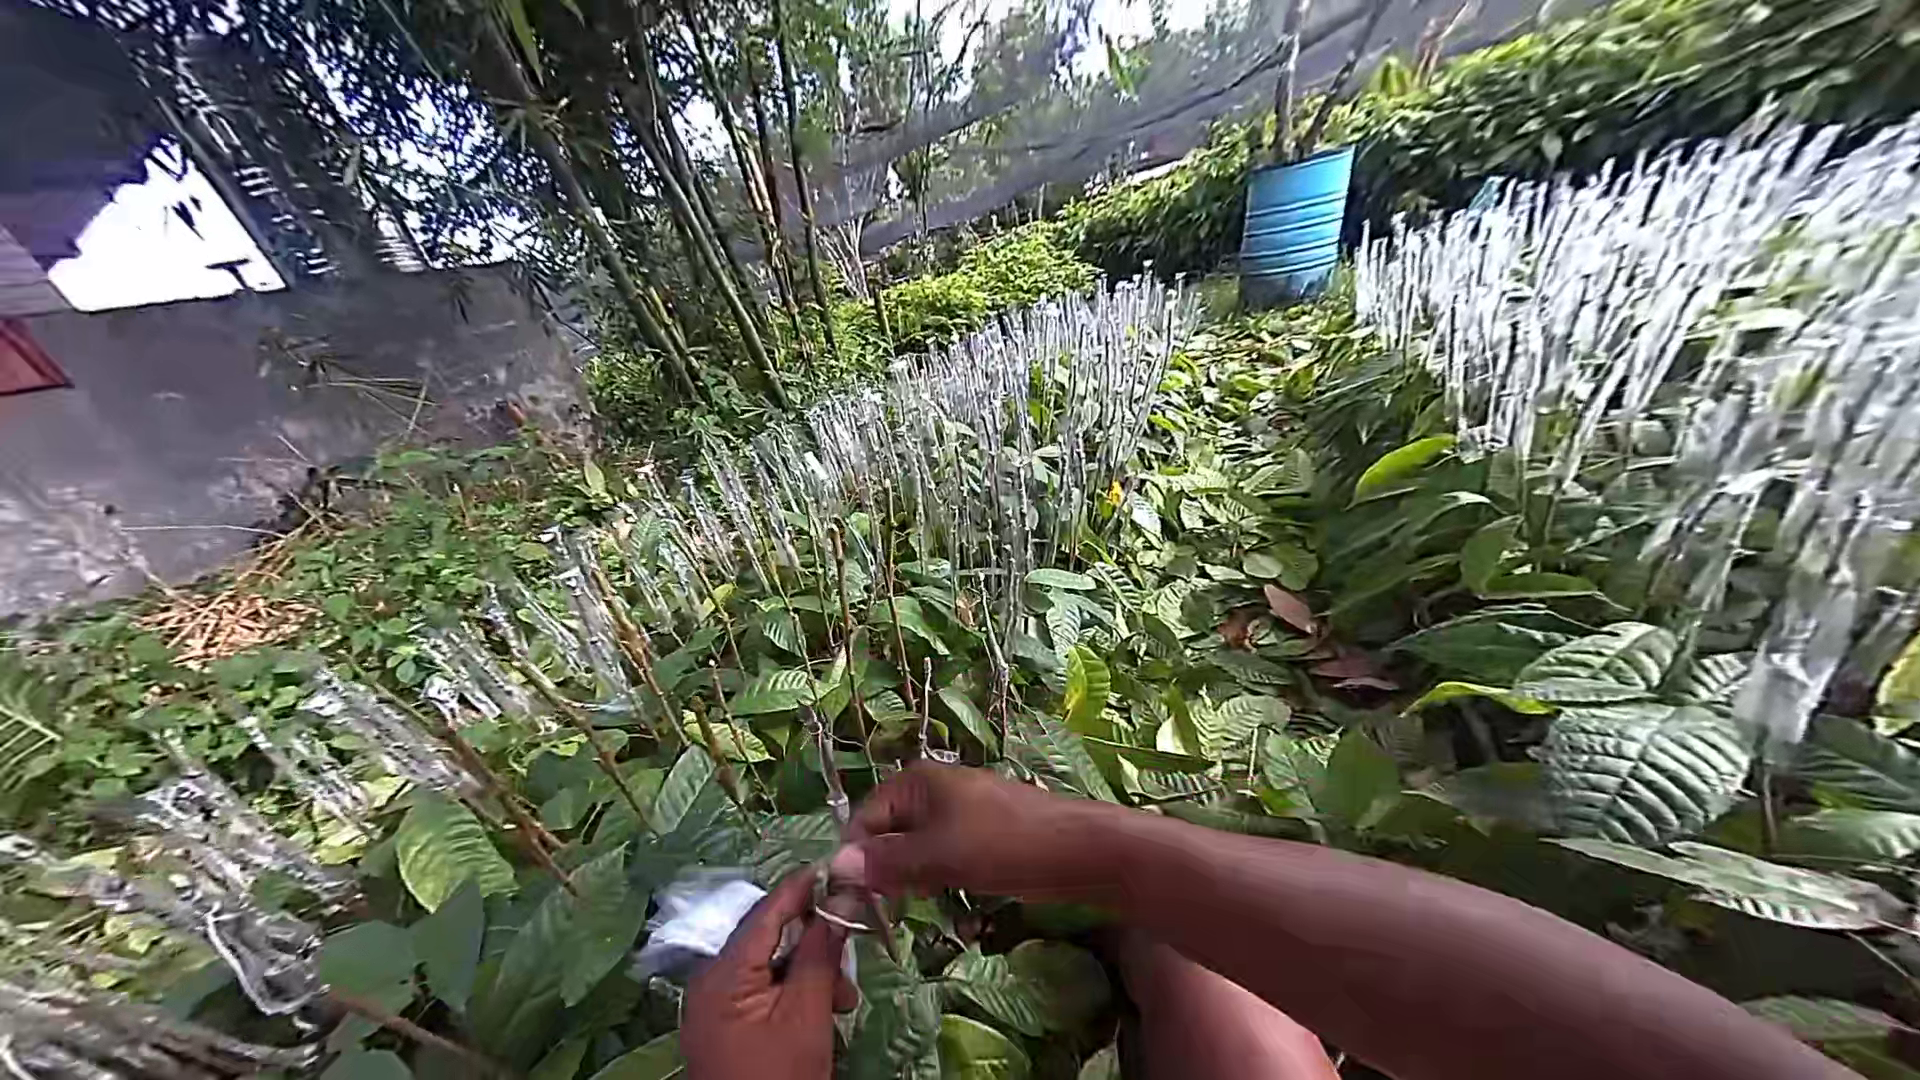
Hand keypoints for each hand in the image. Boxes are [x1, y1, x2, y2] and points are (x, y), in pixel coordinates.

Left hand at [682, 871, 857, 1079]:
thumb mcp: (808, 1013)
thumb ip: (823, 948)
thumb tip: (844, 892)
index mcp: (723, 972)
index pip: (770, 907)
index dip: (807, 884)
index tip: (844, 868)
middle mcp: (712, 978)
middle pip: (771, 933)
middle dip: (816, 938)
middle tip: (851, 949)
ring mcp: (717, 1002)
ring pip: (773, 960)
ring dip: (812, 968)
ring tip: (844, 997)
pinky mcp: (727, 1022)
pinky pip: (765, 985)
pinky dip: (796, 990)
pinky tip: (824, 1009)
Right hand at [828, 762, 1119, 900]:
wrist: (1073, 848)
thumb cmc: (1001, 843)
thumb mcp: (938, 855)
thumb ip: (885, 861)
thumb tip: (834, 865)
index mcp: (915, 781)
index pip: (864, 818)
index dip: (857, 858)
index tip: (855, 902)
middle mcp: (929, 789)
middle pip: (887, 832)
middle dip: (885, 869)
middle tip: (891, 908)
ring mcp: (954, 809)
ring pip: (912, 846)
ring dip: (910, 876)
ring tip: (921, 901)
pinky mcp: (973, 831)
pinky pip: (938, 852)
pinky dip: (934, 874)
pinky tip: (945, 894)